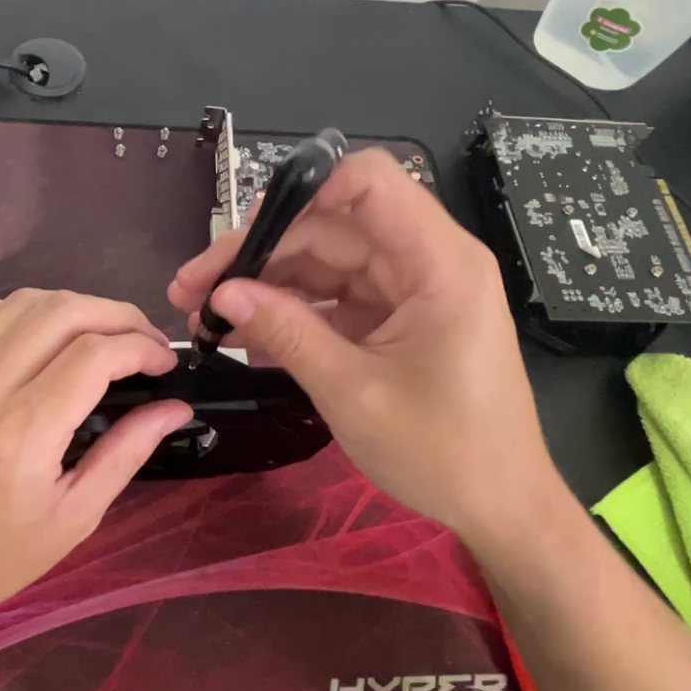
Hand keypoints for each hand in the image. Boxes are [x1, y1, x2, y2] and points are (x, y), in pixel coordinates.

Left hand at [0, 289, 191, 690]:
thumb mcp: (73, 518)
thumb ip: (126, 452)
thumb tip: (174, 407)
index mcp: (22, 433)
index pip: (94, 355)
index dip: (141, 347)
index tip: (165, 363)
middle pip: (63, 313)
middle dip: (118, 315)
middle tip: (145, 341)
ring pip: (24, 303)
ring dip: (76, 306)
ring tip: (105, 333)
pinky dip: (30, 311)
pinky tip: (49, 334)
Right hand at [168, 149, 557, 537]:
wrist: (498, 506)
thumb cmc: (442, 452)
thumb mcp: (352, 393)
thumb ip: (287, 334)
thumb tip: (221, 294)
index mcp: (437, 263)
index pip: (370, 183)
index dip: (304, 190)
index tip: (246, 234)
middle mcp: (423, 262)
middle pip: (329, 225)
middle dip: (258, 252)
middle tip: (191, 289)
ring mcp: (405, 290)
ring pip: (322, 261)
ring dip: (263, 284)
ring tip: (201, 315)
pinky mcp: (391, 319)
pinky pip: (331, 298)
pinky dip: (288, 312)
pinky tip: (239, 336)